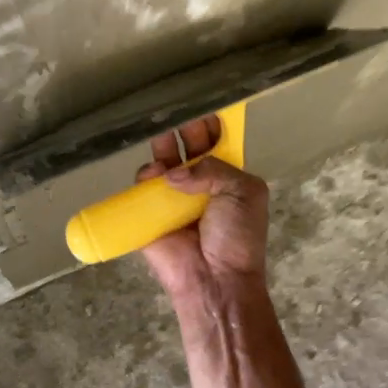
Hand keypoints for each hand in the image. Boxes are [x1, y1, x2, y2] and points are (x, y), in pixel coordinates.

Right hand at [135, 114, 270, 302]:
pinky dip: (147, 175)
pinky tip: (155, 173)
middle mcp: (200, 183)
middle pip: (189, 146)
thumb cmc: (238, 236)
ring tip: (165, 138)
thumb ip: (215, 169)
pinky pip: (143, 187)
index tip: (204, 106)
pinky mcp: (149, 213)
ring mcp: (173, 198)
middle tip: (180, 116)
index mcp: (227, 178)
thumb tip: (175, 172)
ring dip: (165, 147)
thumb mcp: (244, 193)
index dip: (211, 125)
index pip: (217, 142)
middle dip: (185, 129)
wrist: (217, 281)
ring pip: (164, 161)